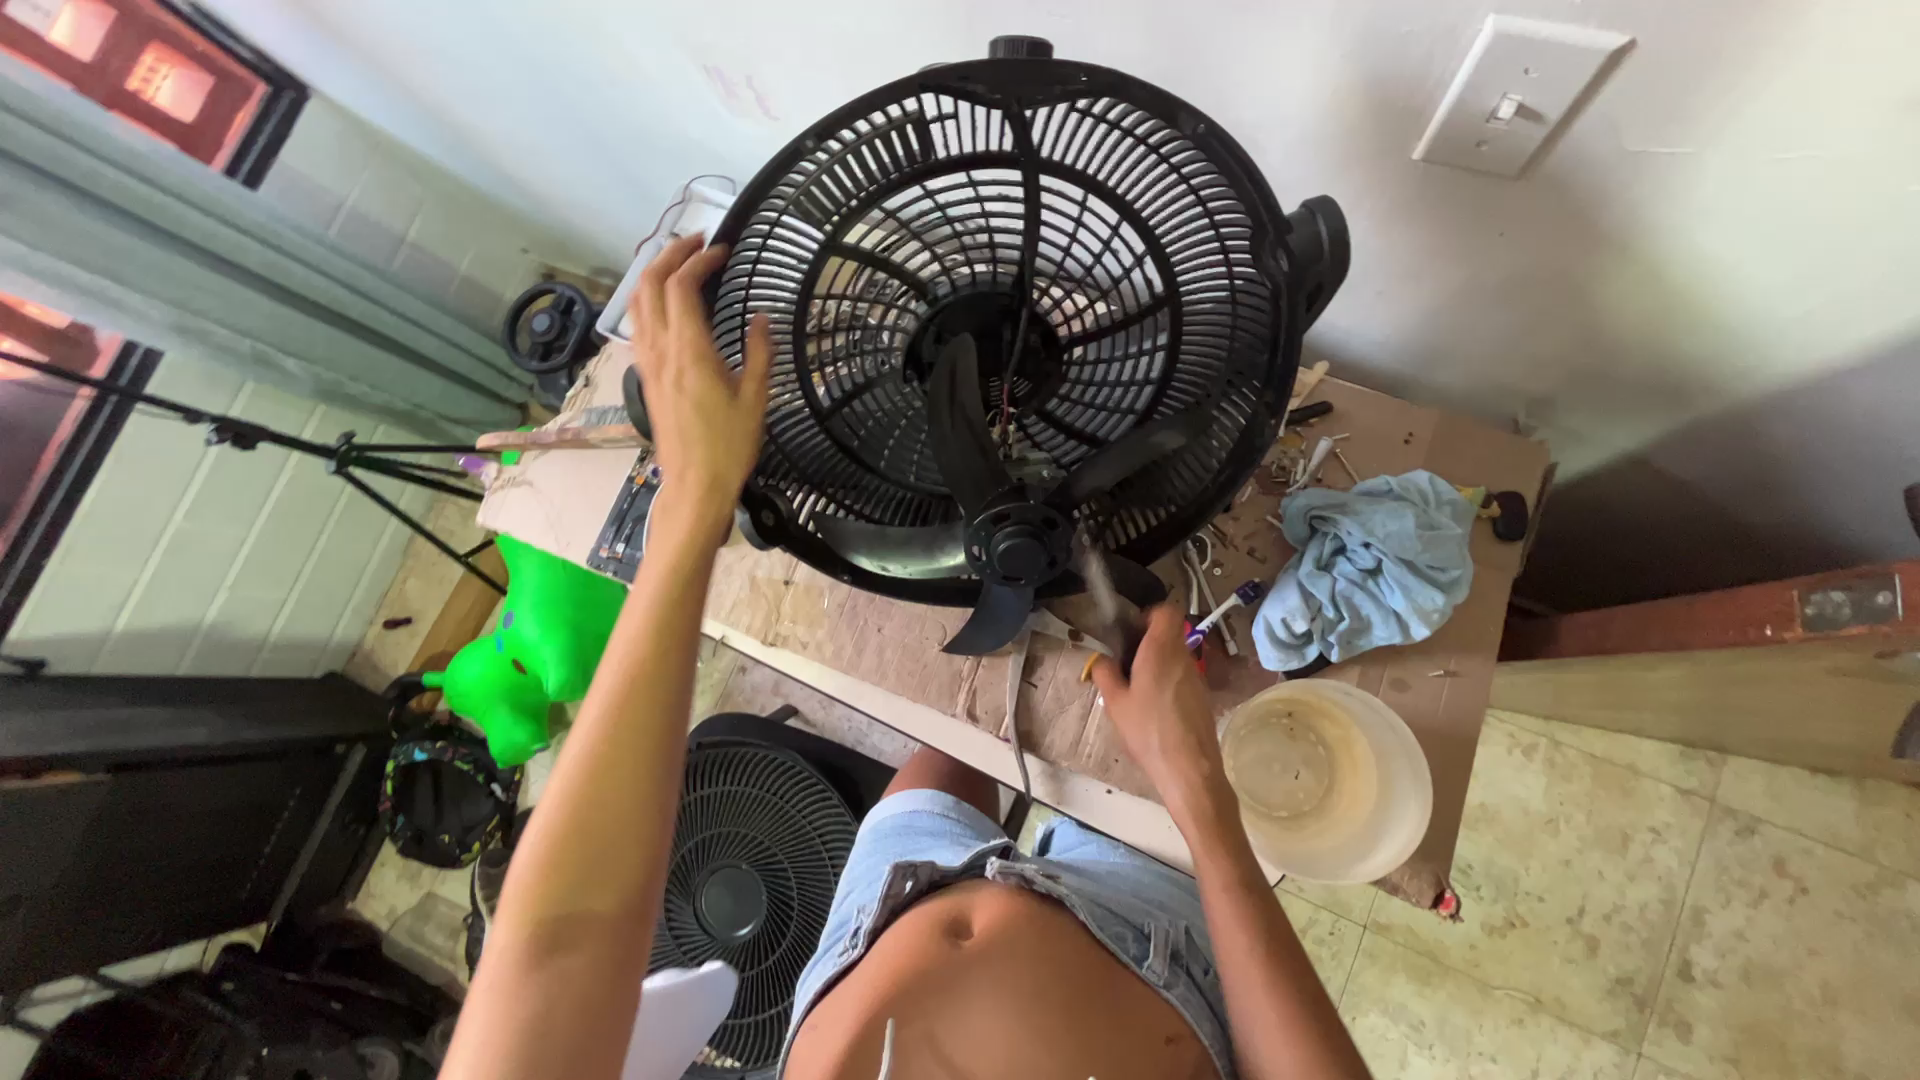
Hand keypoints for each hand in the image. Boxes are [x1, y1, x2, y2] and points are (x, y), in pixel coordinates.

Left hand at [628, 233, 772, 546]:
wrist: (695, 484)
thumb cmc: (729, 447)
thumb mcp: (756, 400)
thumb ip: (760, 354)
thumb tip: (762, 318)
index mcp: (690, 351)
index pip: (682, 285)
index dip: (700, 259)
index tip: (723, 251)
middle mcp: (661, 350)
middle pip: (651, 283)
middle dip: (671, 253)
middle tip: (697, 242)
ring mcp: (648, 362)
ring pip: (637, 301)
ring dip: (654, 273)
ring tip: (679, 262)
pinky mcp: (646, 376)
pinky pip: (639, 324)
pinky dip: (649, 300)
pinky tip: (667, 305)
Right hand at [1091, 604, 1235, 831]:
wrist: (1190, 770)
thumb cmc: (1148, 731)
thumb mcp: (1114, 702)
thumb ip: (1105, 673)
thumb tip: (1103, 660)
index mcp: (1160, 651)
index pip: (1165, 611)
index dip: (1148, 615)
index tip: (1130, 633)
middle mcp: (1183, 658)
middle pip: (1169, 634)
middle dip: (1146, 642)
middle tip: (1124, 663)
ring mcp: (1196, 678)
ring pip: (1175, 656)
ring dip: (1156, 663)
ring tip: (1135, 689)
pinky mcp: (1202, 697)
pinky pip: (1181, 676)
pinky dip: (1166, 681)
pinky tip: (1152, 707)